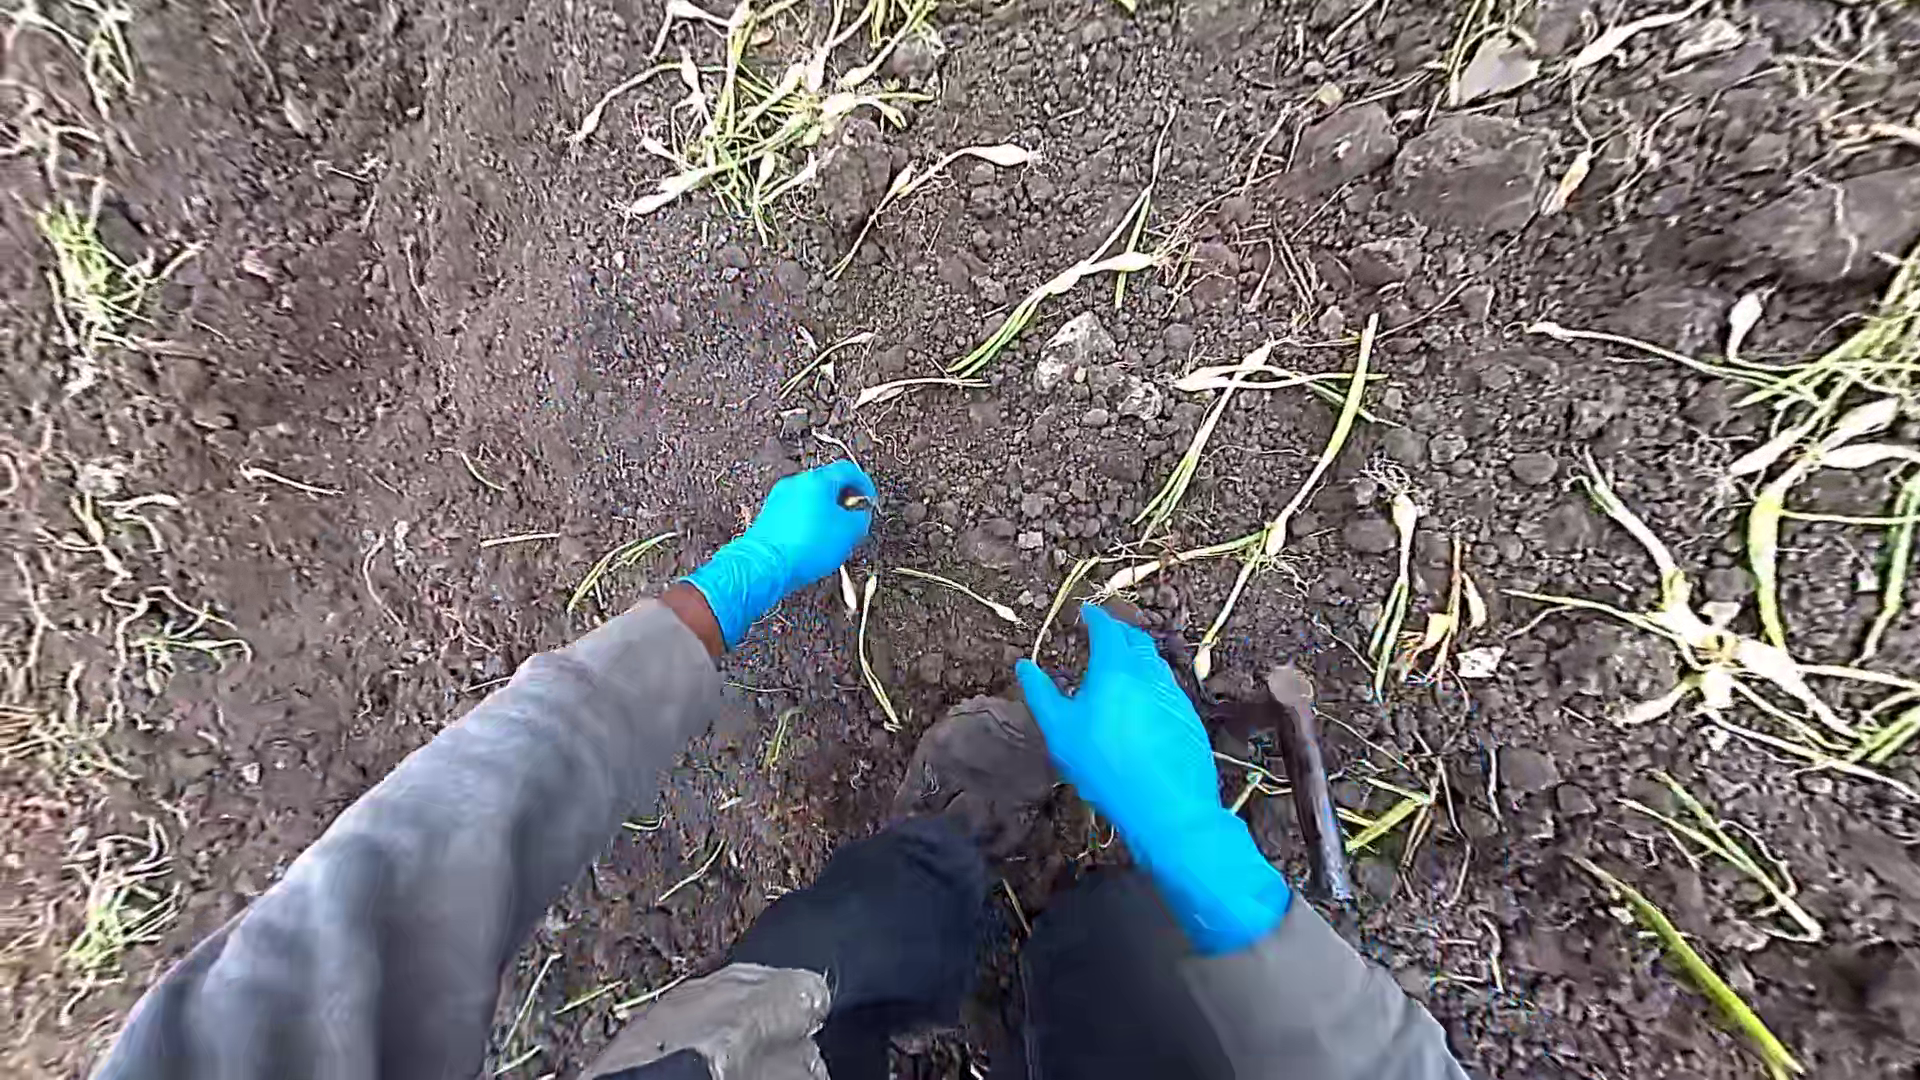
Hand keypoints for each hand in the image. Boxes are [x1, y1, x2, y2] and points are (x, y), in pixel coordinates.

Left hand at [684, 461, 876, 645]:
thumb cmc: (805, 546)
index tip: (869, 501)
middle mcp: (796, 484)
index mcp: (818, 480)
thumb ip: (861, 517)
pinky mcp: (770, 517)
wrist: (765, 566)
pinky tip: (814, 544)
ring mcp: (780, 499)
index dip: (865, 486)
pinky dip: (809, 524)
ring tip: (834, 537)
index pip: (849, 470)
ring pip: (812, 500)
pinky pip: (796, 514)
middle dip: (845, 502)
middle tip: (854, 520)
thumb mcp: (849, 532)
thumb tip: (860, 515)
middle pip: (828, 485)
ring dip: (827, 514)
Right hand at [1015, 605, 1290, 952]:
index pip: (1107, 628)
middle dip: (1118, 630)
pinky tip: (1140, 700)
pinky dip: (1149, 679)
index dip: (1095, 617)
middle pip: (1135, 639)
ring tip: (1119, 665)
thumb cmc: (1105, 765)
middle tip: (1103, 633)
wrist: (1169, 808)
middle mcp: (1148, 673)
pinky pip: (1165, 685)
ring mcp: (1173, 694)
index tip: (1085, 612)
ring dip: (1136, 654)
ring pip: (1153, 662)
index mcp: (1116, 668)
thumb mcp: (1060, 730)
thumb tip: (1024, 665)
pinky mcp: (1188, 716)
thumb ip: (1040, 693)